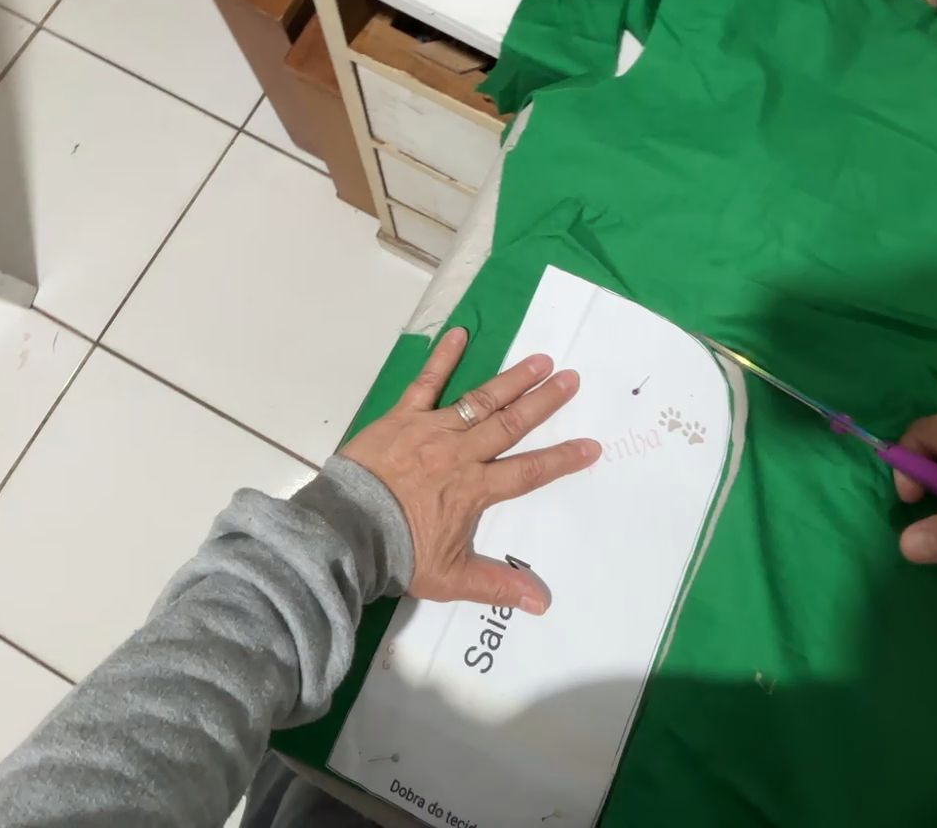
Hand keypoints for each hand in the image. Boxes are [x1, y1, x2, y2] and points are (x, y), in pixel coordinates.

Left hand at [339, 327, 599, 614]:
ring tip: (539, 359)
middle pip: (511, 424)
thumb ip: (497, 585)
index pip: (528, 472)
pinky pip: (426, 384)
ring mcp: (432, 430)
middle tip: (571, 378)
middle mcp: (461, 453)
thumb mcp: (451, 577)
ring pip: (480, 401)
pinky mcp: (403, 417)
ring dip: (511, 380)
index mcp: (475, 489)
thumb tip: (542, 604)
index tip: (590, 445)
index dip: (561, 459)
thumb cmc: (399, 553)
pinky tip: (459, 333)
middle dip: (544, 402)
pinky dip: (443, 358)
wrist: (345, 532)